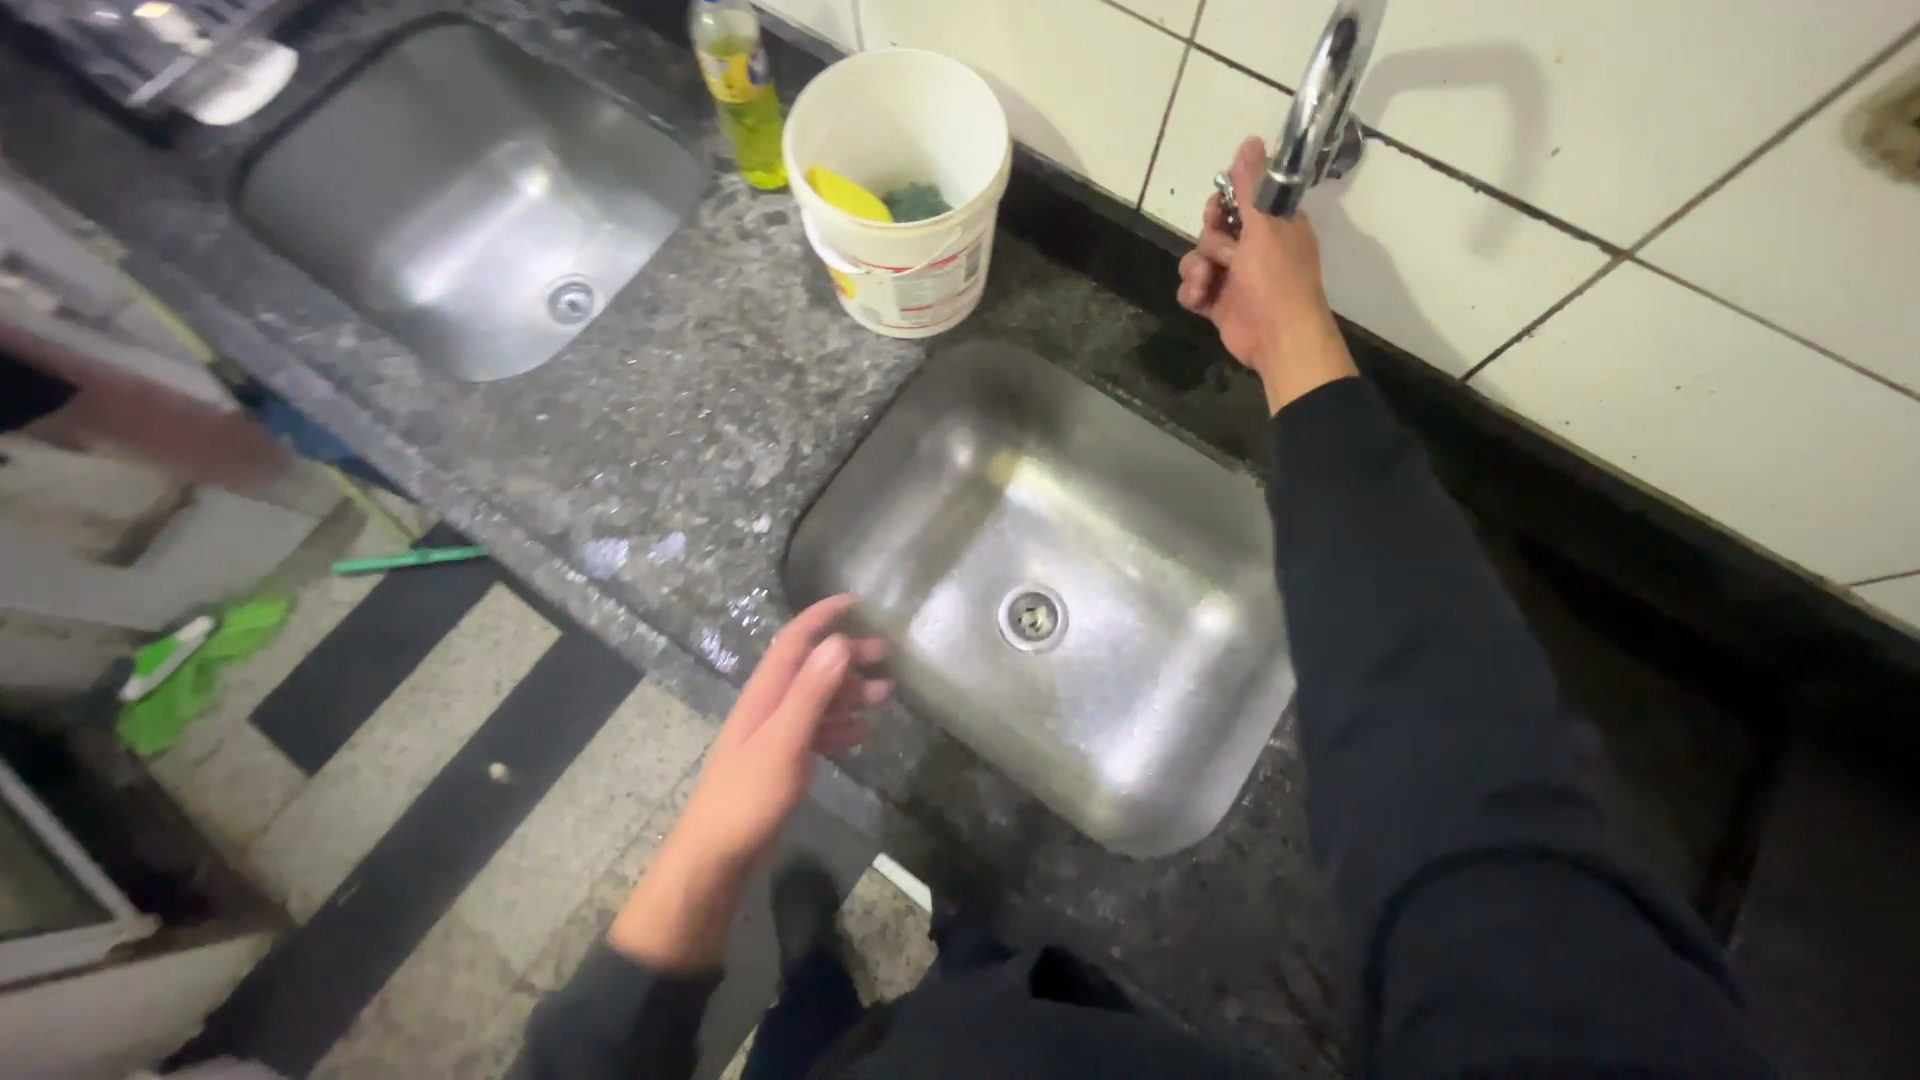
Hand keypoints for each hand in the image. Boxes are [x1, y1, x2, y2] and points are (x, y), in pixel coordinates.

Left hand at [608, 594, 889, 970]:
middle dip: (847, 656)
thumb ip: (811, 692)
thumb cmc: (748, 794)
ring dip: (850, 693)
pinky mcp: (783, 760)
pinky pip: (817, 731)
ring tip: (886, 695)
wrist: (717, 854)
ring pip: (818, 699)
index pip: (794, 640)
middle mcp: (770, 705)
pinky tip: (862, 734)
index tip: (855, 601)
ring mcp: (776, 733)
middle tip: (886, 656)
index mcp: (765, 692)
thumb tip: (838, 643)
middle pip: (811, 667)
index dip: (821, 616)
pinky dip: (840, 727)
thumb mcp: (784, 740)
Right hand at [1178, 136, 1357, 412]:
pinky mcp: (1219, 303)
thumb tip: (1248, 140)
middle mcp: (1253, 248)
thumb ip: (1252, 186)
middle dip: (1209, 242)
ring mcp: (1234, 277)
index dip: (1223, 204)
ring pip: (1198, 259)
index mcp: (1272, 225)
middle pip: (1213, 230)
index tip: (1218, 211)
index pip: (1240, 202)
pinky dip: (1192, 293)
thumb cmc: (1277, 279)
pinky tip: (1200, 299)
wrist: (1277, 337)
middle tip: (1221, 254)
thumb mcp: (1265, 226)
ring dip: (1196, 270)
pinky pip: (1193, 289)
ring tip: (1206, 283)